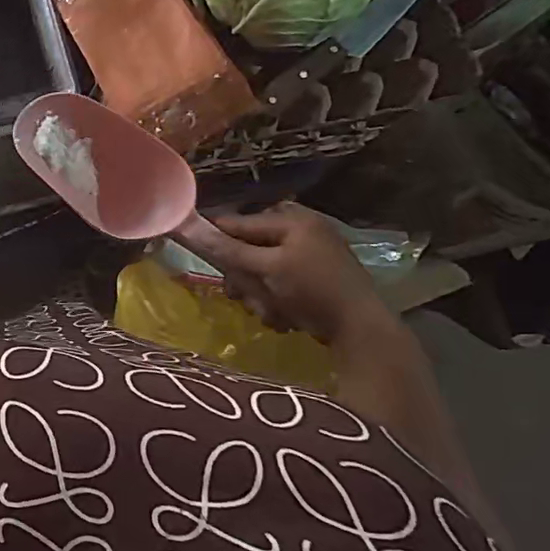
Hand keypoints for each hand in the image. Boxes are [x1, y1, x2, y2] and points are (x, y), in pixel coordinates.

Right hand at [209, 203, 396, 346]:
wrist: (360, 329)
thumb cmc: (312, 290)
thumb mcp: (266, 269)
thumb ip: (228, 249)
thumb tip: (189, 228)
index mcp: (291, 221)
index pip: (236, 222)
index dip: (214, 239)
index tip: (197, 258)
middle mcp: (299, 232)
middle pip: (246, 249)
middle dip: (243, 277)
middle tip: (242, 296)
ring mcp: (308, 255)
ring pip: (259, 271)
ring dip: (258, 294)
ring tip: (270, 311)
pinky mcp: (312, 277)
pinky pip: (277, 283)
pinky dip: (275, 300)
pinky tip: (284, 315)